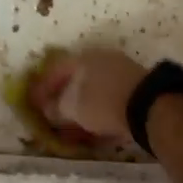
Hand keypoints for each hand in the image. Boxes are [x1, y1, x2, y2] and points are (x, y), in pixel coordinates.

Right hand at [32, 49, 148, 143]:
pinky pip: (110, 98)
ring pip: (95, 89)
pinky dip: (99, 110)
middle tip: (54, 112)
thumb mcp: (73, 107)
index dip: (42, 87)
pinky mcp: (137, 87)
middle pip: (77, 78)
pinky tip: (96, 125)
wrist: (149, 106)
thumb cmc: (103, 102)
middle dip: (64, 96)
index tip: (33, 102)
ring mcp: (122, 71)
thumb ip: (57, 107)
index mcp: (84, 57)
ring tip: (74, 123)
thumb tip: (49, 109)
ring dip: (83, 105)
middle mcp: (103, 59)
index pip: (56, 69)